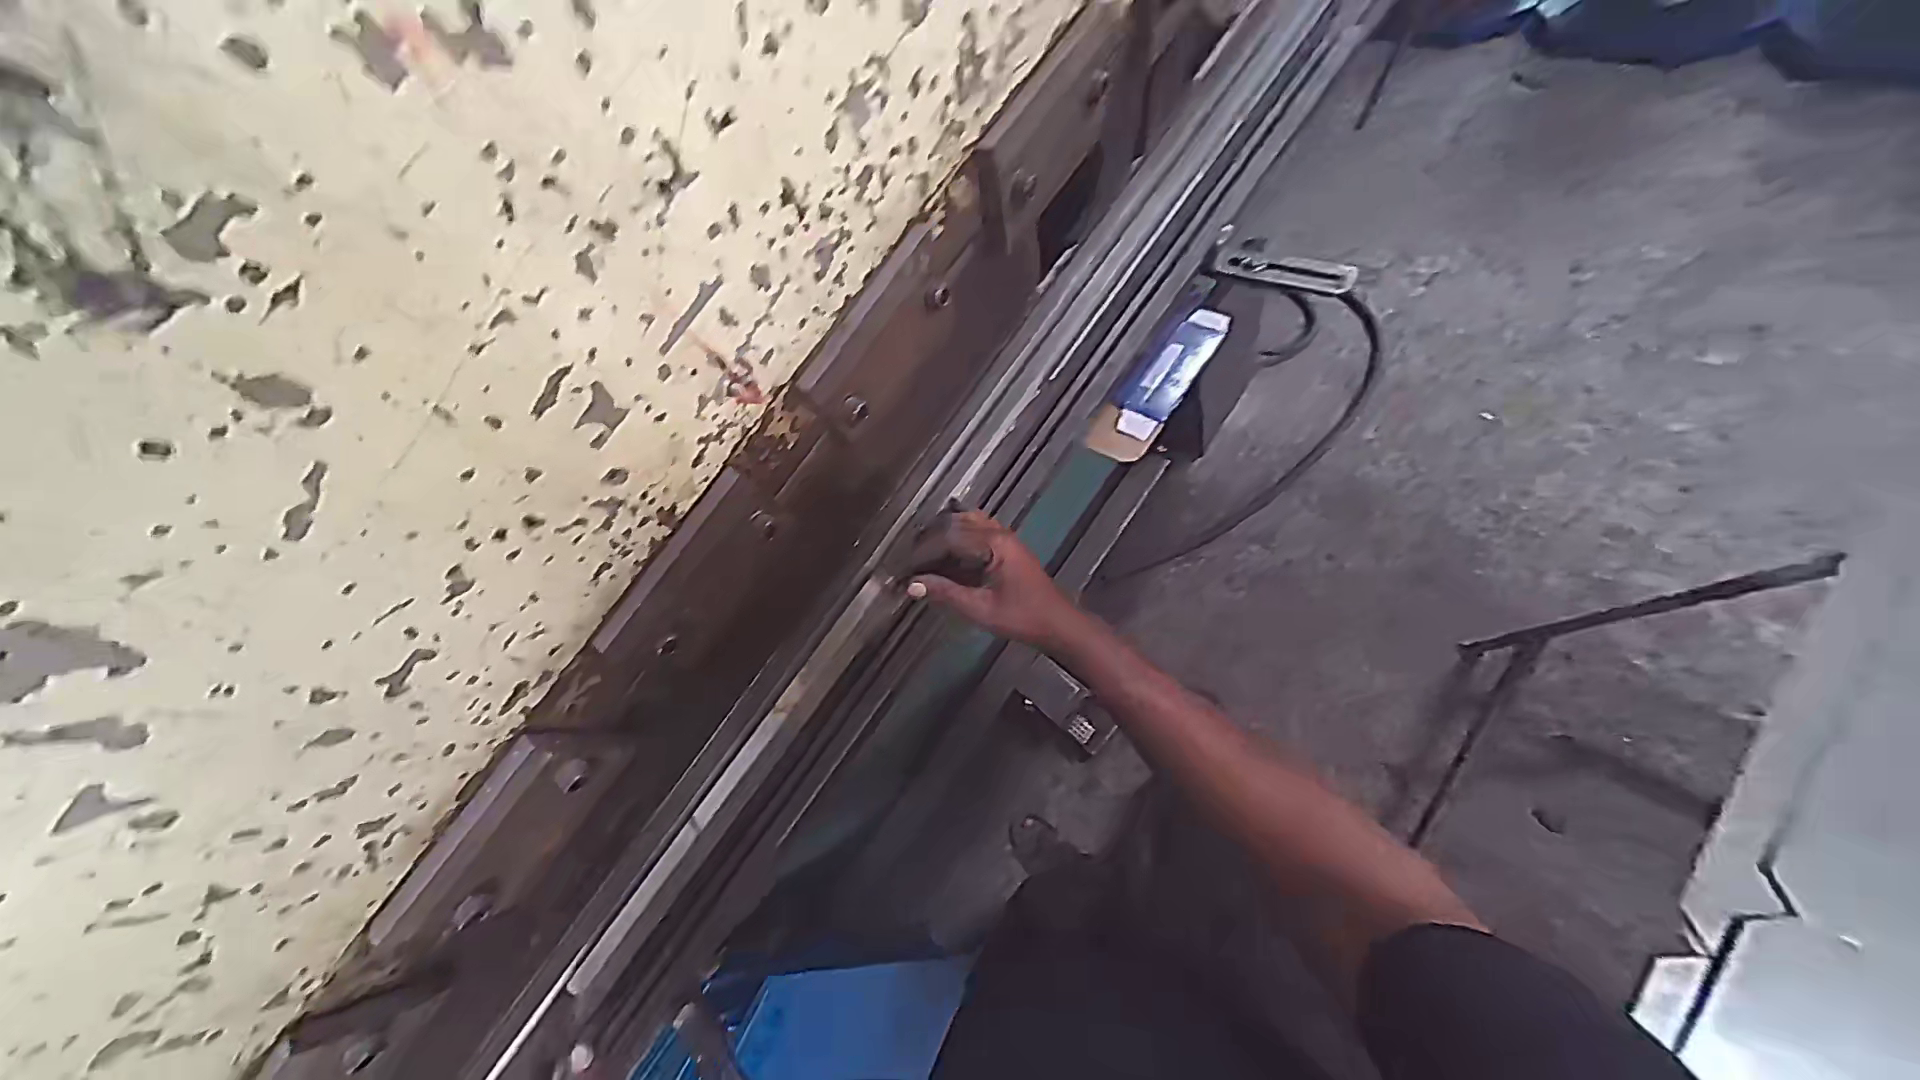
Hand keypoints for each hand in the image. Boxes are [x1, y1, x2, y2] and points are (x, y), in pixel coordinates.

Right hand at [907, 510, 1087, 650]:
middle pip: (953, 523)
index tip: (903, 571)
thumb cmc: (1022, 618)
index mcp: (994, 544)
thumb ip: (946, 593)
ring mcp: (1004, 536)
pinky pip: (975, 529)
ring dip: (939, 535)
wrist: (1057, 623)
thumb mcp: (981, 609)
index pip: (947, 538)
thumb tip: (912, 585)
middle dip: (926, 541)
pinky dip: (955, 535)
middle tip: (906, 562)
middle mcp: (998, 533)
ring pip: (964, 522)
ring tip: (919, 555)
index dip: (921, 554)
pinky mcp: (1006, 545)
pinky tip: (943, 551)